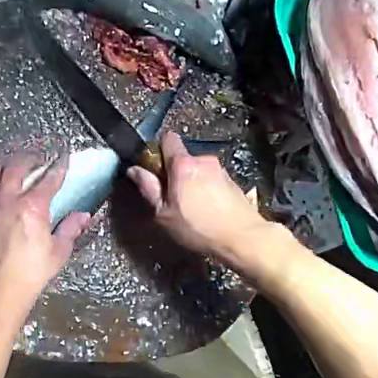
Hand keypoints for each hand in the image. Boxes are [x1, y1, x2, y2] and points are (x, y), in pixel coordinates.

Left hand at [0, 155, 91, 322]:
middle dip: (27, 160)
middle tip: (34, 159)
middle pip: (16, 168)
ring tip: (6, 168)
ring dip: (0, 168)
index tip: (64, 160)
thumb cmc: (30, 273)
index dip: (59, 169)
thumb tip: (83, 215)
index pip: (49, 180)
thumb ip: (70, 229)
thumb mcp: (58, 252)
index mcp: (33, 206)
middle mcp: (8, 199)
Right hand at [128, 132, 277, 270]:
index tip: (155, 169)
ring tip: (192, 210)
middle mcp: (203, 161)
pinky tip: (207, 212)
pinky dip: (207, 191)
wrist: (242, 238)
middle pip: (183, 158)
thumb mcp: (164, 213)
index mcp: (183, 165)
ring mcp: (220, 170)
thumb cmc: (201, 229)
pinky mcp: (232, 182)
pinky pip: (212, 180)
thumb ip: (149, 188)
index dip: (158, 151)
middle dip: (175, 174)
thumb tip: (135, 171)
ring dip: (192, 184)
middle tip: (172, 199)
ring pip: (198, 171)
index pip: (167, 139)